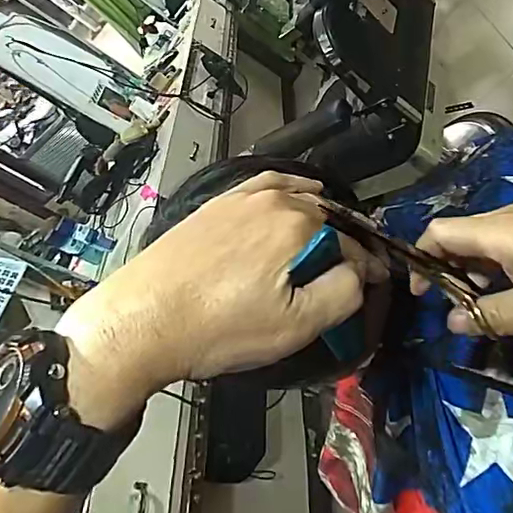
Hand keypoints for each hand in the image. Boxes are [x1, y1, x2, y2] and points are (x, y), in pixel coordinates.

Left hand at [56, 172, 383, 411]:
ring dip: (321, 217)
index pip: (352, 242)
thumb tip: (361, 272)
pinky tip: (296, 195)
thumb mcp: (294, 325)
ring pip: (300, 198)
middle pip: (329, 216)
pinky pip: (266, 185)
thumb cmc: (214, 328)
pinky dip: (289, 189)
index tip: (373, 282)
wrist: (140, 321)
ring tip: (327, 242)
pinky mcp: (217, 204)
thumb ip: (344, 292)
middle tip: (349, 270)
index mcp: (298, 225)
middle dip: (345, 242)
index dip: (368, 266)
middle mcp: (273, 201)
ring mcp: (242, 198)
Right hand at [412, 202, 512, 341]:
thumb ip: (488, 316)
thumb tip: (451, 322)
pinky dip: (501, 265)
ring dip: (477, 271)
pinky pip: (512, 240)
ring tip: (491, 308)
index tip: (421, 297)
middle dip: (450, 271)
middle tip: (460, 312)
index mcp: (502, 229)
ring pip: (487, 239)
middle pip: (462, 234)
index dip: (420, 261)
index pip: (439, 232)